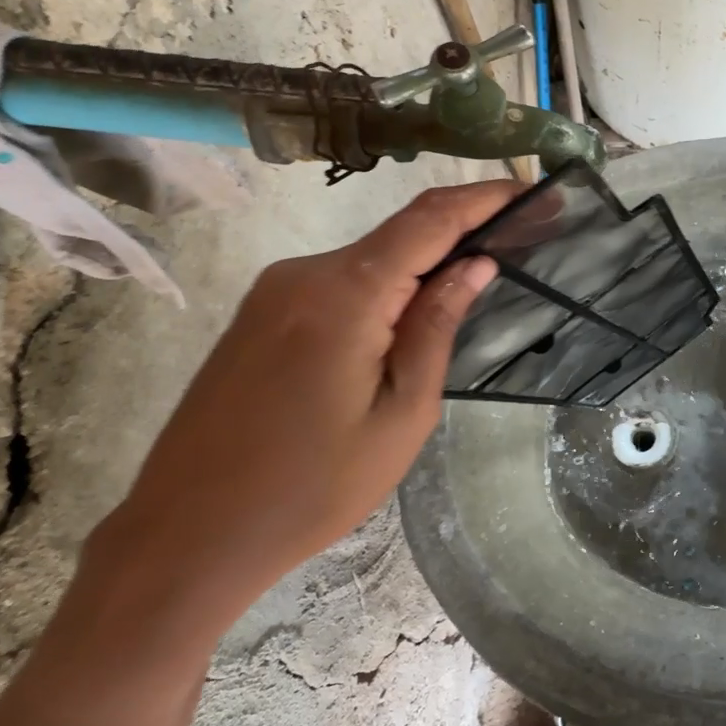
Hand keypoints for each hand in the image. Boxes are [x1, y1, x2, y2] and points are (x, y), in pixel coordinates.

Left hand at [94, 181, 520, 610]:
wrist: (190, 534)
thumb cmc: (314, 485)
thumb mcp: (402, 413)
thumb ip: (437, 327)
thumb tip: (475, 265)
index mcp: (343, 293)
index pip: (429, 220)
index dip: (485, 198)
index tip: (535, 191)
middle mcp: (302, 275)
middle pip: (398, 236)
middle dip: (462, 232)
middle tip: (523, 245)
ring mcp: (273, 294)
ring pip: (369, 262)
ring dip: (424, 266)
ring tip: (477, 286)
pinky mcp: (259, 318)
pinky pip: (338, 285)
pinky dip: (386, 288)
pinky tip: (412, 318)